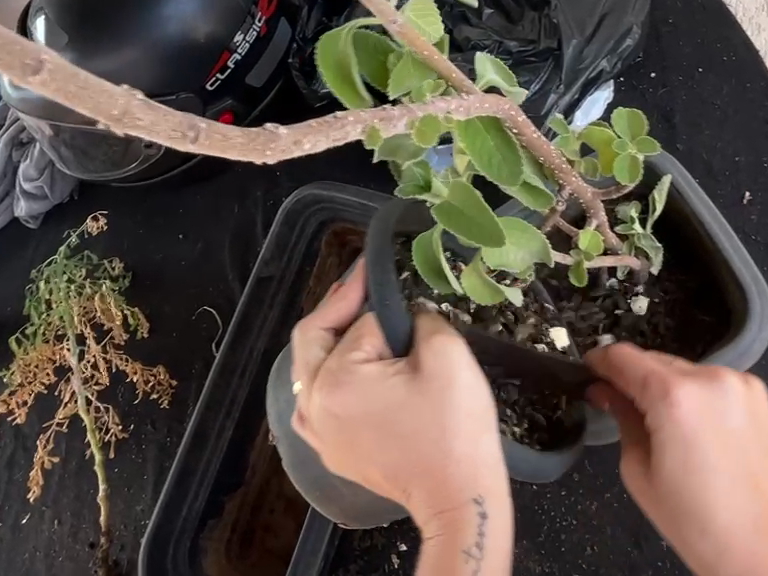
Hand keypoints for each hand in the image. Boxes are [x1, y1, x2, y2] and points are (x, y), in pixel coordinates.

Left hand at [289, 261, 508, 529]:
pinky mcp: (332, 450)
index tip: (385, 268)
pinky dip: (327, 373)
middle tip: (361, 280)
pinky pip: (315, 399)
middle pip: (312, 337)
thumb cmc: (453, 426)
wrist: (459, 499)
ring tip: (354, 312)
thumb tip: (406, 312)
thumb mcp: (446, 353)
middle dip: (337, 304)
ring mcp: (318, 433)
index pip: (362, 322)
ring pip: (308, 368)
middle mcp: (314, 405)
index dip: (388, 306)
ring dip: (329, 337)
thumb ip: (420, 316)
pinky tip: (347, 362)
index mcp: (336, 379)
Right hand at [586, 343, 767, 575]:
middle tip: (620, 405)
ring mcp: (738, 382)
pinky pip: (710, 381)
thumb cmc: (698, 523)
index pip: (622, 356)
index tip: (589, 373)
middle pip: (653, 359)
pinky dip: (695, 393)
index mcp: (674, 396)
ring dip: (664, 385)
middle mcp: (708, 377)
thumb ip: (622, 418)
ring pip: (682, 369)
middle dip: (633, 378)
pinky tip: (697, 428)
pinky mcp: (757, 393)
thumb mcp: (639, 472)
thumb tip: (605, 391)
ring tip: (663, 423)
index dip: (600, 362)